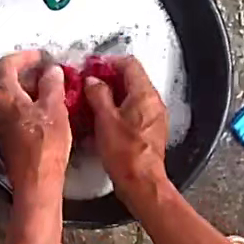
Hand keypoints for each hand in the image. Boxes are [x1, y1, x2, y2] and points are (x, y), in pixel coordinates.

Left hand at [0, 50, 71, 199]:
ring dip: (28, 93)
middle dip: (29, 75)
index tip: (40, 57)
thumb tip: (51, 72)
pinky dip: (26, 109)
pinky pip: (12, 116)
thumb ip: (52, 84)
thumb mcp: (55, 108)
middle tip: (49, 75)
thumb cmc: (44, 146)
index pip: (8, 64)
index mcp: (3, 96)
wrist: (36, 181)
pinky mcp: (3, 139)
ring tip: (51, 94)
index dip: (26, 56)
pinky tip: (44, 115)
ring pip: (10, 100)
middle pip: (7, 81)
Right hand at [83, 55, 168, 198]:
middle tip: (89, 83)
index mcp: (144, 94)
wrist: (141, 181)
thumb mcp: (104, 119)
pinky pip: (134, 112)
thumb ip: (98, 95)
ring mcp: (154, 117)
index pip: (129, 64)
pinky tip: (103, 120)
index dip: (109, 62)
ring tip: (92, 101)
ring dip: (113, 95)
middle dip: (109, 78)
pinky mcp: (150, 131)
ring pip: (132, 96)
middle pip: (132, 79)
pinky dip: (119, 110)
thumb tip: (93, 81)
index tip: (92, 67)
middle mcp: (153, 103)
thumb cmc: (125, 153)